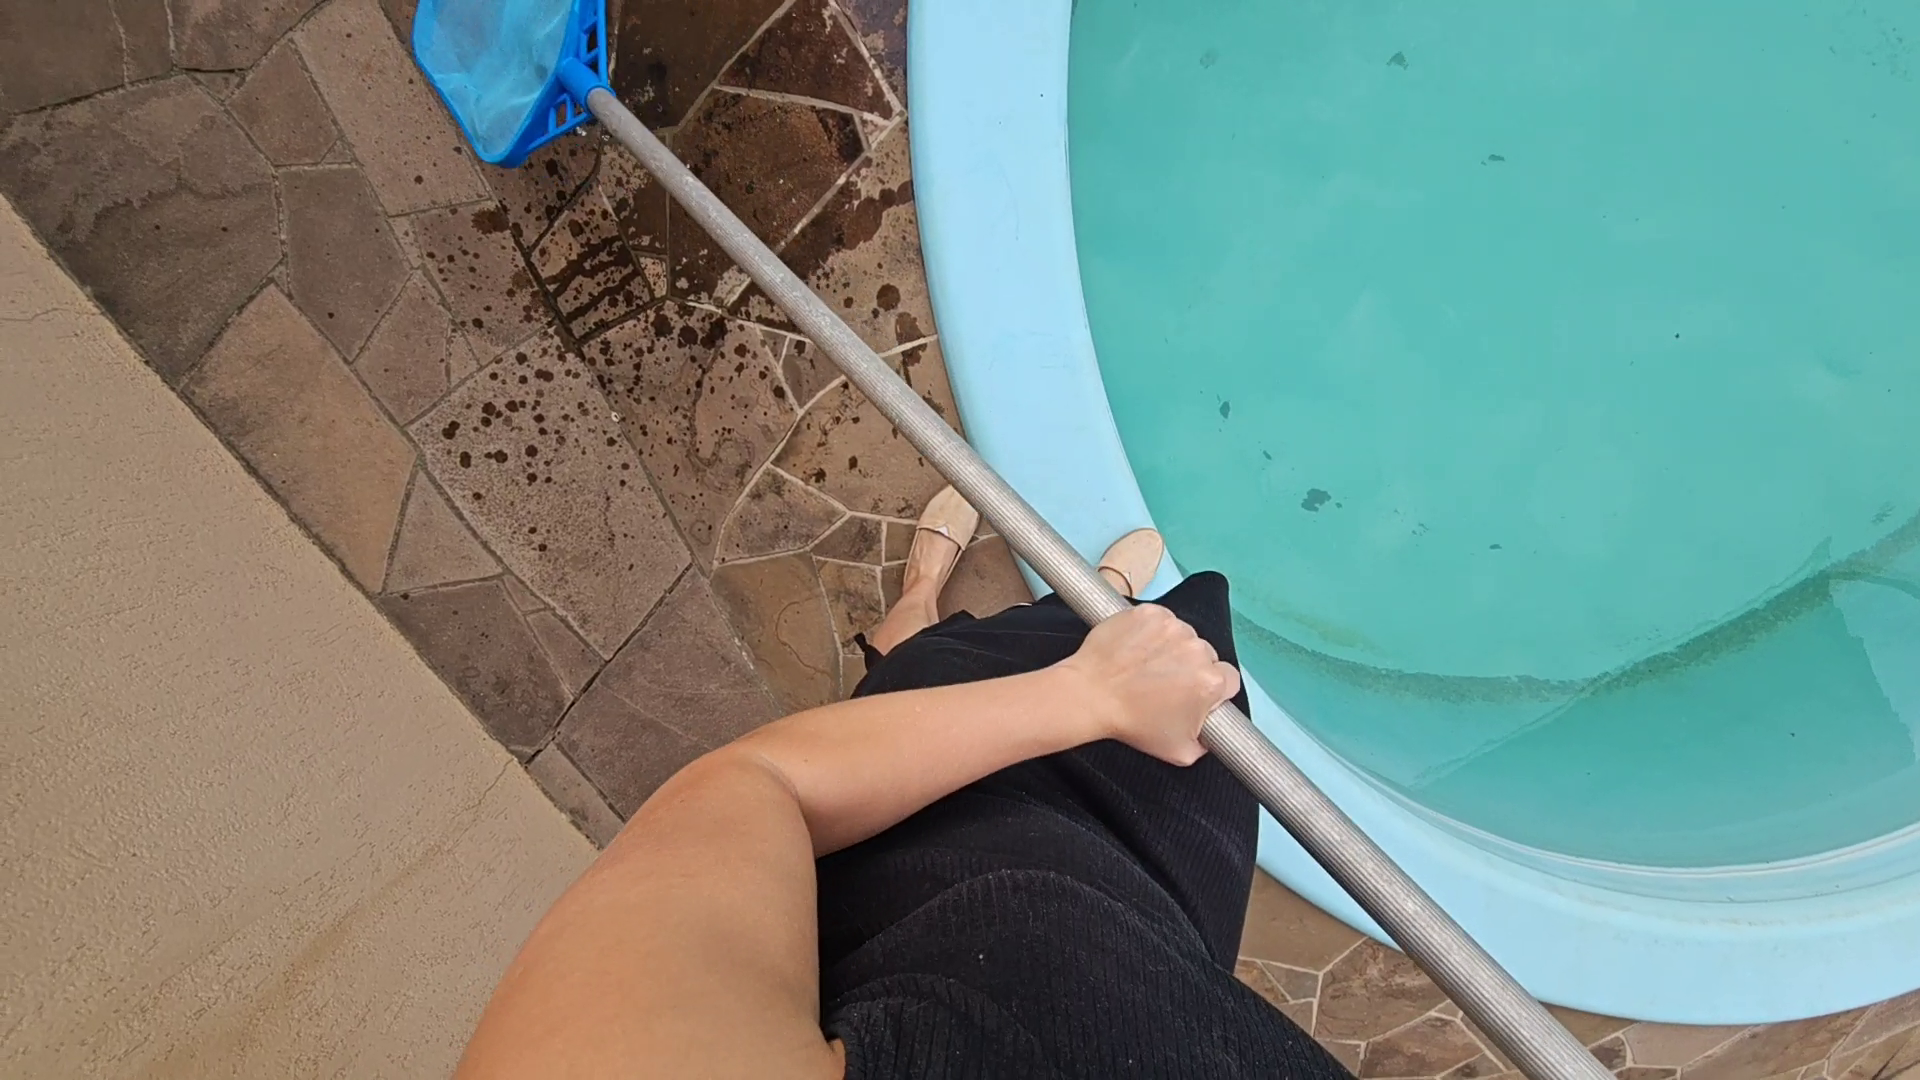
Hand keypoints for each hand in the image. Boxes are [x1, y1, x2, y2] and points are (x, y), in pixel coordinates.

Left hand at [1055, 605, 1240, 765]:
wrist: (1089, 695)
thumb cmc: (1130, 722)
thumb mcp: (1181, 751)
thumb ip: (1206, 741)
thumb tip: (1211, 733)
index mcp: (1211, 681)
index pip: (1228, 679)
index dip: (1211, 689)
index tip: (1193, 693)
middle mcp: (1196, 649)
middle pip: (1205, 654)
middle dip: (1189, 666)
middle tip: (1163, 681)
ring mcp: (1171, 627)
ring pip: (1182, 635)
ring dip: (1169, 646)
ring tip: (1144, 664)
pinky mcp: (1149, 612)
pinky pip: (1160, 619)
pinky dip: (1150, 630)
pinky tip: (1136, 649)